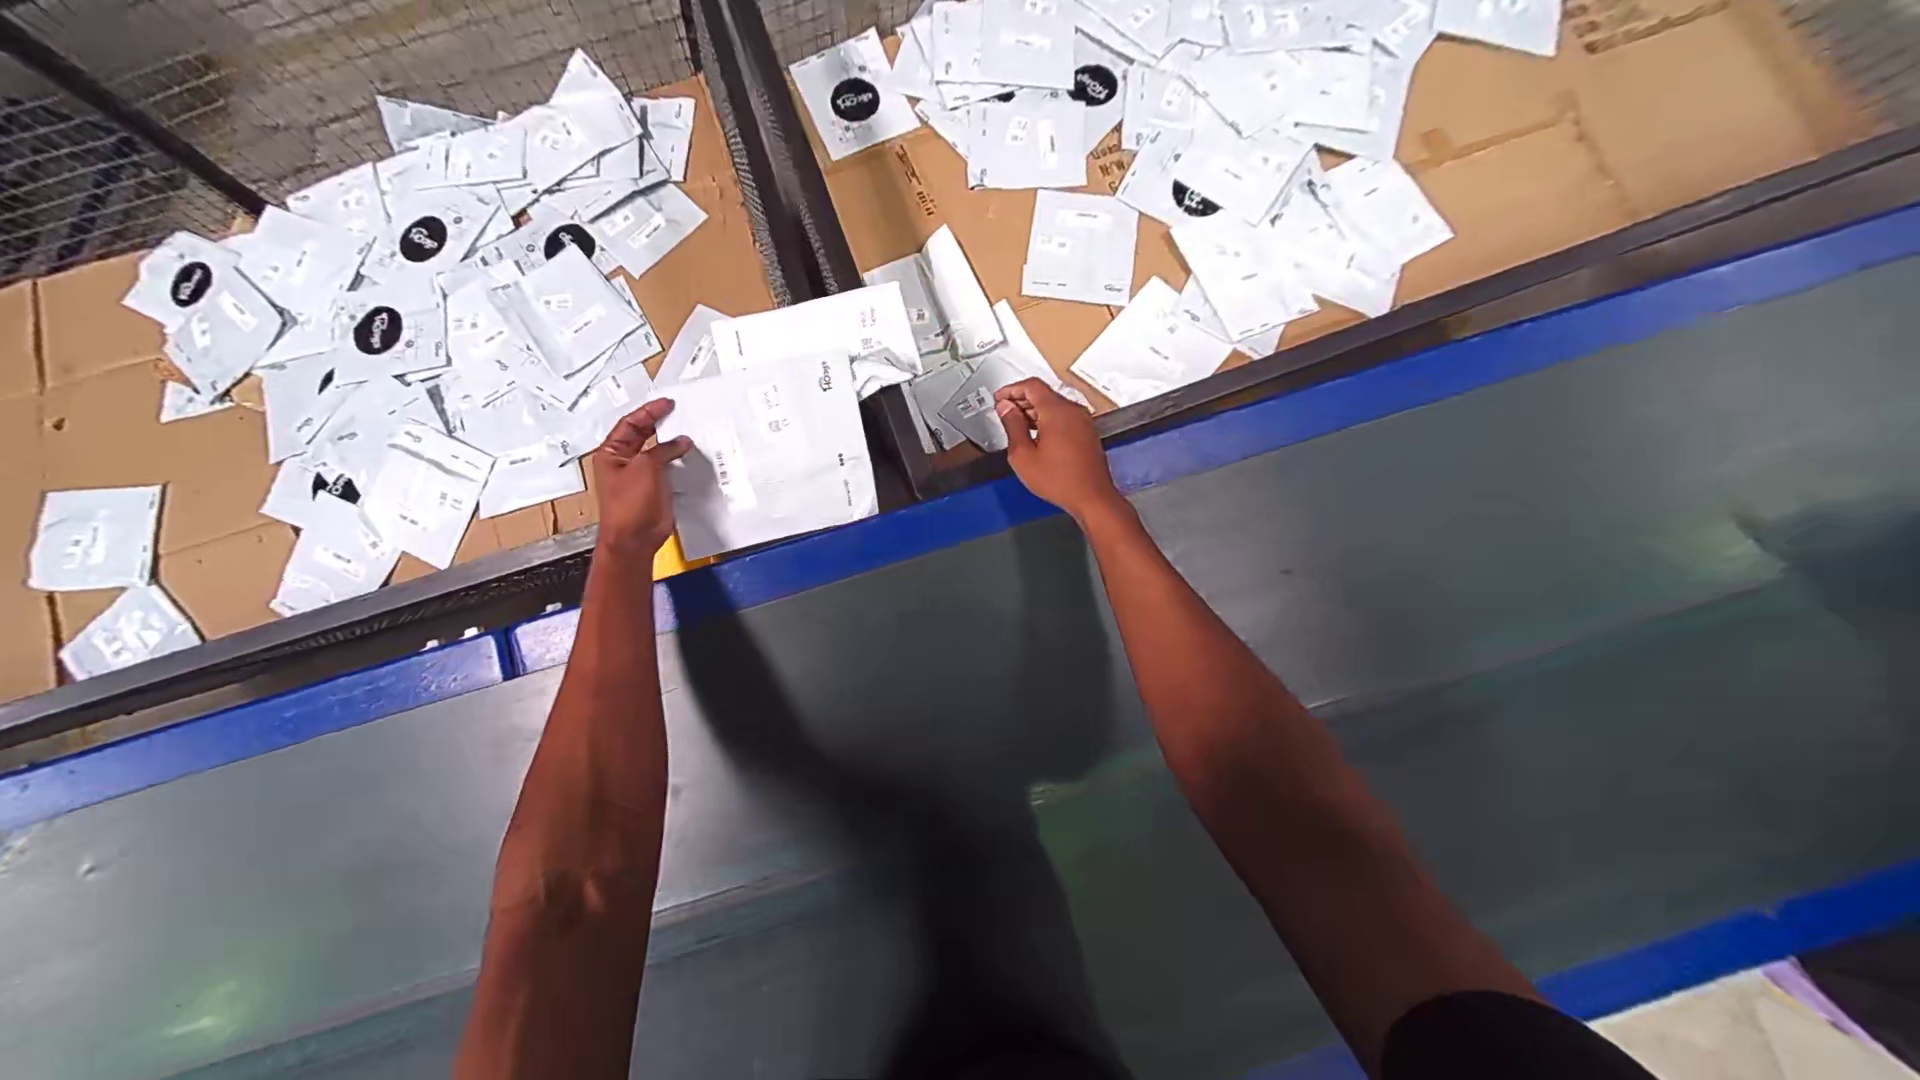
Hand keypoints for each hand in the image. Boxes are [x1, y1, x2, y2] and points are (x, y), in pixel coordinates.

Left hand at [592, 399, 692, 556]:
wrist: (635, 537)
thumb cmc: (629, 505)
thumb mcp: (645, 467)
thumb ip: (663, 450)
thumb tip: (680, 441)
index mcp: (611, 453)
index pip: (630, 424)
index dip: (649, 412)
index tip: (667, 403)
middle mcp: (624, 462)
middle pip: (642, 434)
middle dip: (659, 423)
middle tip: (677, 412)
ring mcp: (640, 475)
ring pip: (657, 450)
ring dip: (671, 442)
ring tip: (687, 430)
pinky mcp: (656, 487)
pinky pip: (668, 467)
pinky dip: (678, 459)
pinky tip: (689, 454)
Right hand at [995, 378, 1124, 523]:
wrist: (1092, 497)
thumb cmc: (1059, 480)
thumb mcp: (1023, 455)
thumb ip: (1012, 426)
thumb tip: (1005, 408)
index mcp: (1057, 411)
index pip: (1032, 386)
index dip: (1011, 389)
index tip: (1000, 398)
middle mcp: (1073, 410)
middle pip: (1044, 393)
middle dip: (1021, 399)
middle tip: (1005, 411)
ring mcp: (1083, 421)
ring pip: (1054, 405)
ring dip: (1034, 410)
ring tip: (1017, 424)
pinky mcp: (1087, 432)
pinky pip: (1064, 416)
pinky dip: (1048, 419)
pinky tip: (1037, 435)